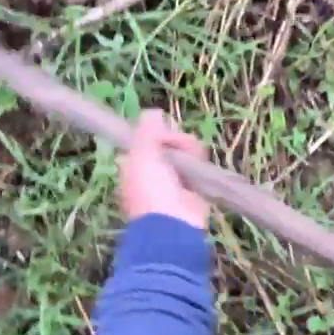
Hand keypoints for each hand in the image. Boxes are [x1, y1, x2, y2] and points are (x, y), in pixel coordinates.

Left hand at [118, 110, 208, 228]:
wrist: (174, 223)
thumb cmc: (151, 189)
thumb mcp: (142, 153)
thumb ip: (146, 129)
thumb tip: (154, 111)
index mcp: (133, 165)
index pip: (146, 138)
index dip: (156, 132)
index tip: (163, 130)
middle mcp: (151, 171)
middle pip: (166, 143)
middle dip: (175, 139)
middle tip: (179, 144)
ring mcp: (172, 179)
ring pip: (183, 152)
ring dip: (189, 148)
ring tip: (193, 154)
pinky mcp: (191, 185)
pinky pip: (196, 164)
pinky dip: (199, 160)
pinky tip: (200, 160)